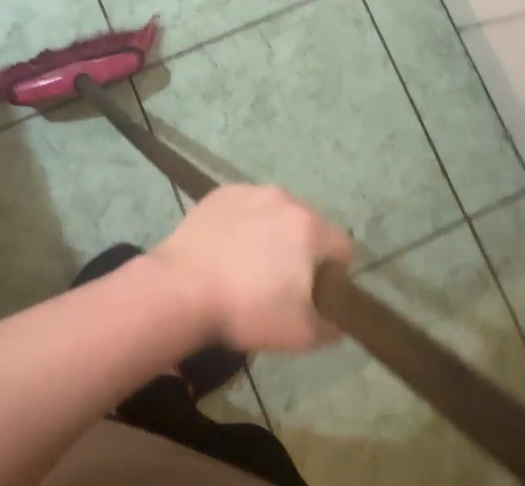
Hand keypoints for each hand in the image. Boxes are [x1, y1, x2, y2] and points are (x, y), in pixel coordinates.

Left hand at [149, 184, 354, 352]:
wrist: (181, 289)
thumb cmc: (247, 309)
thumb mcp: (302, 334)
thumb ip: (332, 327)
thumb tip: (336, 320)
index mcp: (310, 227)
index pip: (343, 247)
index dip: (336, 274)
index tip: (316, 294)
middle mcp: (283, 198)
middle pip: (309, 226)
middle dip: (304, 251)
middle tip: (282, 282)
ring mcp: (248, 191)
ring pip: (276, 213)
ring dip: (274, 233)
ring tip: (251, 264)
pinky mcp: (219, 194)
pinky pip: (246, 208)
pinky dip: (244, 223)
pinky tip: (228, 249)